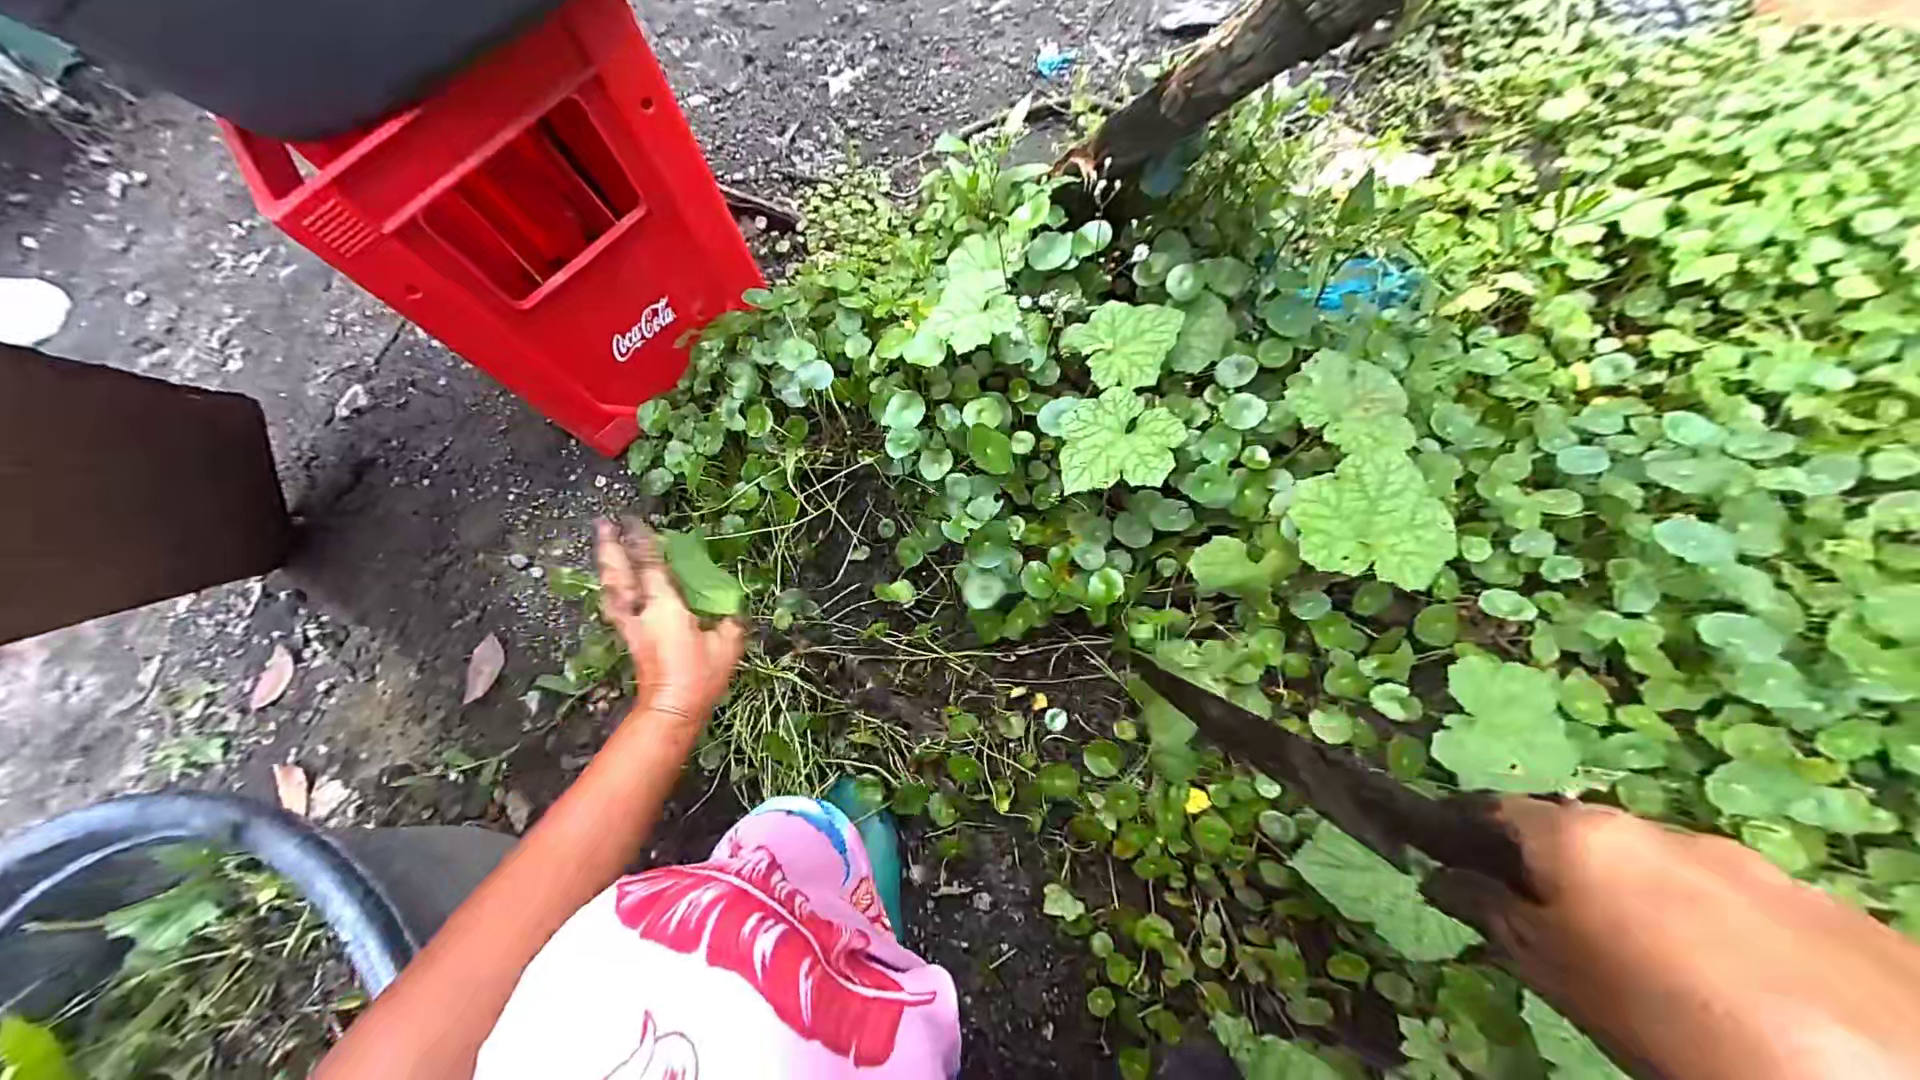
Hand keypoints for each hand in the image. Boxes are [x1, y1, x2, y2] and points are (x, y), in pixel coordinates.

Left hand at [595, 518, 744, 740]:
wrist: (671, 709)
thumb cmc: (700, 675)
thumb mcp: (727, 643)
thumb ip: (729, 618)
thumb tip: (730, 604)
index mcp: (665, 606)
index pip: (651, 565)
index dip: (644, 541)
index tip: (636, 520)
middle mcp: (641, 612)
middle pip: (619, 573)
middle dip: (611, 547)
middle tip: (603, 524)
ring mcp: (631, 626)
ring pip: (611, 590)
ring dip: (606, 566)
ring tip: (603, 547)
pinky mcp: (629, 639)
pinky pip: (615, 606)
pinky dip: (611, 589)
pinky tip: (612, 585)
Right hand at [1428, 798, 1919, 1079]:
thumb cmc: (1663, 1016)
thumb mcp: (1553, 972)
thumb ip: (1490, 912)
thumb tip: (1443, 879)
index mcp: (1580, 835)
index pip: (1494, 810)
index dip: (1466, 832)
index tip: (1453, 861)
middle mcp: (1653, 828)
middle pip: (1581, 836)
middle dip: (1560, 869)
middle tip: (1560, 927)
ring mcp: (1746, 861)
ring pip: (1663, 866)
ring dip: (1642, 896)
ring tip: (1660, 964)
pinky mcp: (1828, 905)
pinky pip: (1743, 900)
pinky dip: (1720, 924)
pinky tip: (1744, 984)